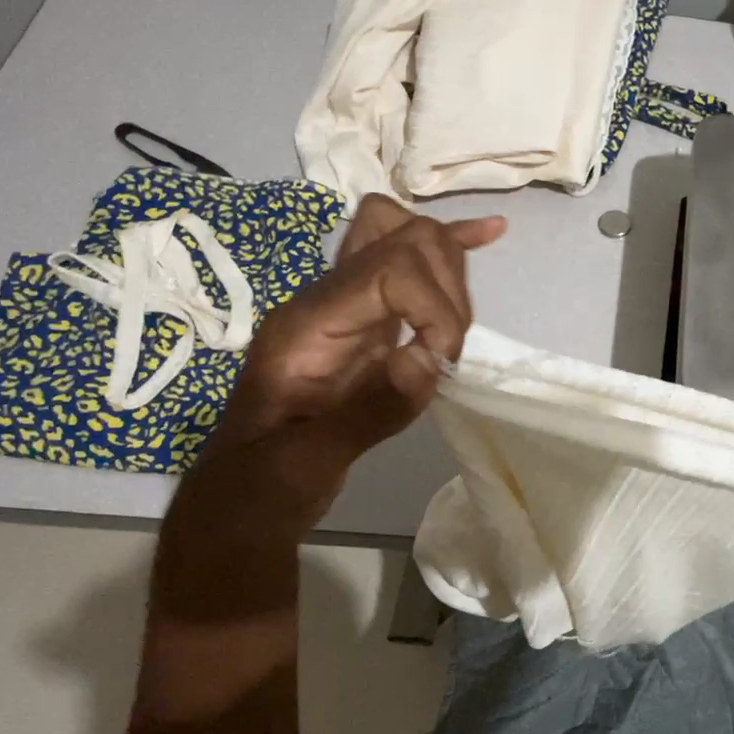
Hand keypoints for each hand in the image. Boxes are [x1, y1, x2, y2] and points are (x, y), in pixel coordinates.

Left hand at [178, 196, 505, 538]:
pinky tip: (489, 233)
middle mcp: (329, 299)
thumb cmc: (265, 484)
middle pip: (404, 238)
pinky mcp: (371, 321)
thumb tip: (431, 358)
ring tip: (458, 332)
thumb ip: (370, 410)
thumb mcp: (308, 461)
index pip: (390, 270)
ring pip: (411, 241)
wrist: (244, 501)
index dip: (435, 307)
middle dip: (446, 286)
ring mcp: (351, 306)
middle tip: (447, 353)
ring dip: (452, 274)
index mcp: (308, 324)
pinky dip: (450, 250)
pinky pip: (409, 267)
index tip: (441, 364)